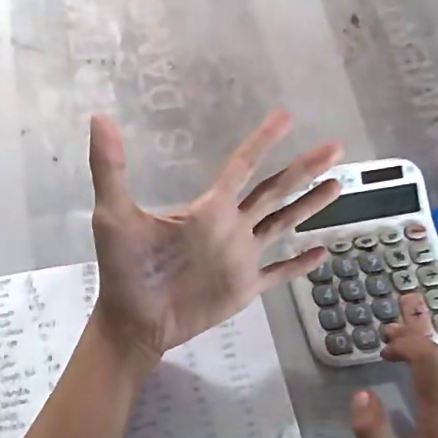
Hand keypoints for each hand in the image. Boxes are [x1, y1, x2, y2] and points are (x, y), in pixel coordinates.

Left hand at [87, 110, 342, 356]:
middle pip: (275, 190)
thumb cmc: (124, 269)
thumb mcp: (114, 216)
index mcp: (208, 209)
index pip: (242, 166)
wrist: (134, 320)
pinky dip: (299, 264)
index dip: (263, 141)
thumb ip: (110, 169)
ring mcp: (241, 258)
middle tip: (335, 147)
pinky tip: (322, 252)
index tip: (285, 116)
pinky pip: (279, 273)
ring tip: (337, 185)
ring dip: (309, 206)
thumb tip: (99, 117)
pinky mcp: (244, 288)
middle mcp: (231, 227)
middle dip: (304, 169)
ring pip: (283, 224)